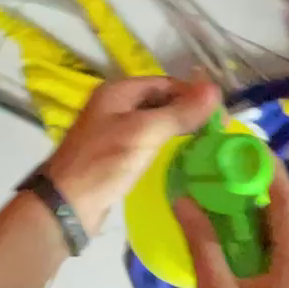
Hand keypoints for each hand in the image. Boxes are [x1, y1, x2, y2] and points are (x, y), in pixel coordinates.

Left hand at [42, 76, 219, 234]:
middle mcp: (115, 104)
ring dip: (179, 127)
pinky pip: (147, 138)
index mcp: (118, 91)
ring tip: (206, 143)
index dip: (194, 96)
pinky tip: (181, 155)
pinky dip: (165, 142)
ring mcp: (113, 128)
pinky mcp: (115, 151)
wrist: (67, 204)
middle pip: (160, 100)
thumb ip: (180, 112)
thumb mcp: (145, 133)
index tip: (221, 116)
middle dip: (188, 111)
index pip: (166, 83)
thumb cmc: (105, 162)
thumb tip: (215, 89)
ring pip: (154, 120)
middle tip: (218, 132)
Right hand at [176, 165, 288, 287]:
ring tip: (219, 192)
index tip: (244, 142)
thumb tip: (184, 199)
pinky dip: (254, 239)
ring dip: (251, 215)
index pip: (286, 203)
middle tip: (222, 164)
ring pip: (279, 238)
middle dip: (253, 189)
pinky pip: (277, 256)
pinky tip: (227, 236)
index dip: (267, 169)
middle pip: (284, 218)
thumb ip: (202, 244)